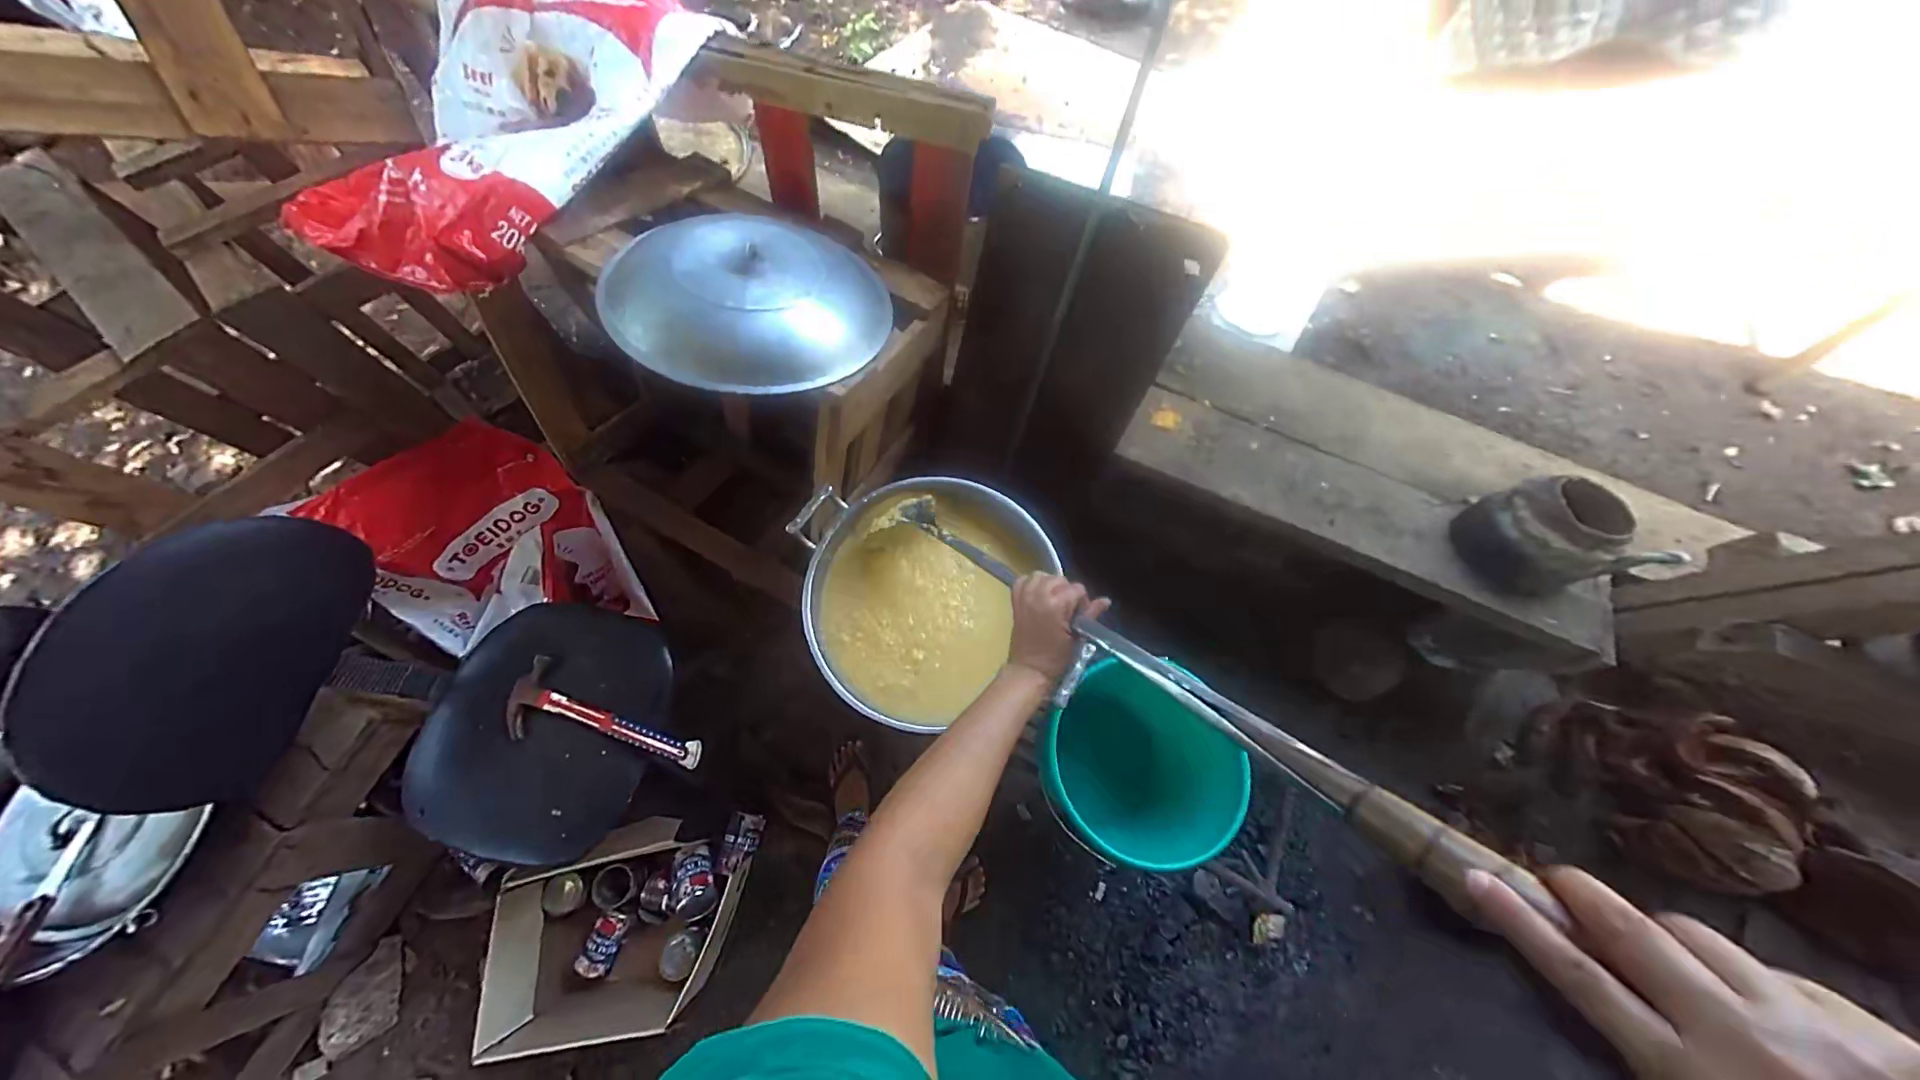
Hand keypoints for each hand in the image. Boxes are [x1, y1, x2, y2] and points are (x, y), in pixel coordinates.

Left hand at [1007, 573, 1108, 682]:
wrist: (1030, 670)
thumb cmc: (1056, 658)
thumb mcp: (1078, 637)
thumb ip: (1090, 614)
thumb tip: (1105, 600)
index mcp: (1055, 604)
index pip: (1077, 589)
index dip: (1082, 602)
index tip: (1079, 618)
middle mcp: (1038, 595)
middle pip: (1060, 580)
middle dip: (1067, 592)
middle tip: (1067, 613)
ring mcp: (1025, 596)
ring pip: (1041, 576)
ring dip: (1050, 585)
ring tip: (1053, 602)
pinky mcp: (1015, 601)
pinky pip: (1023, 580)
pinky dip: (1032, 584)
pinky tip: (1038, 596)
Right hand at [1470, 866, 1919, 1079]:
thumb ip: (1662, 1064)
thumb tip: (1625, 1010)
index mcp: (1686, 1071)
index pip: (1578, 975)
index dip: (1520, 922)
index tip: (1478, 876)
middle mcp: (1733, 1032)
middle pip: (1631, 933)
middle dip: (1581, 893)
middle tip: (1552, 875)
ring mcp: (1809, 1023)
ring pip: (1700, 938)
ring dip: (1664, 934)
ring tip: (1660, 949)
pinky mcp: (1874, 1029)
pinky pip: (1785, 979)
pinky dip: (1755, 981)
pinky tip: (1774, 1012)